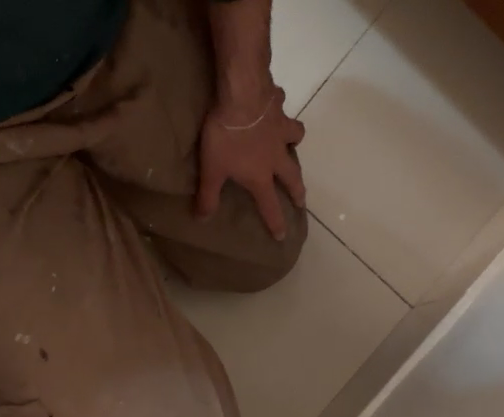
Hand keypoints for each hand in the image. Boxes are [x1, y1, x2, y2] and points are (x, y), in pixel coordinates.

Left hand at [196, 85, 306, 240]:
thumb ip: (208, 196)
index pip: (269, 205)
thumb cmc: (226, 137)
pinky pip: (283, 107)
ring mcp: (280, 128)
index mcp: (260, 175)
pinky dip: (281, 108)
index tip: (282, 235)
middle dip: (298, 190)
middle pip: (292, 176)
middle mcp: (276, 155)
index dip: (275, 222)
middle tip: (301, 200)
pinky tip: (276, 104)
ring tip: (293, 143)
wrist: (242, 94)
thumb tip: (202, 220)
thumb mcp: (212, 170)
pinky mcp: (278, 104)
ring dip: (296, 142)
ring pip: (296, 137)